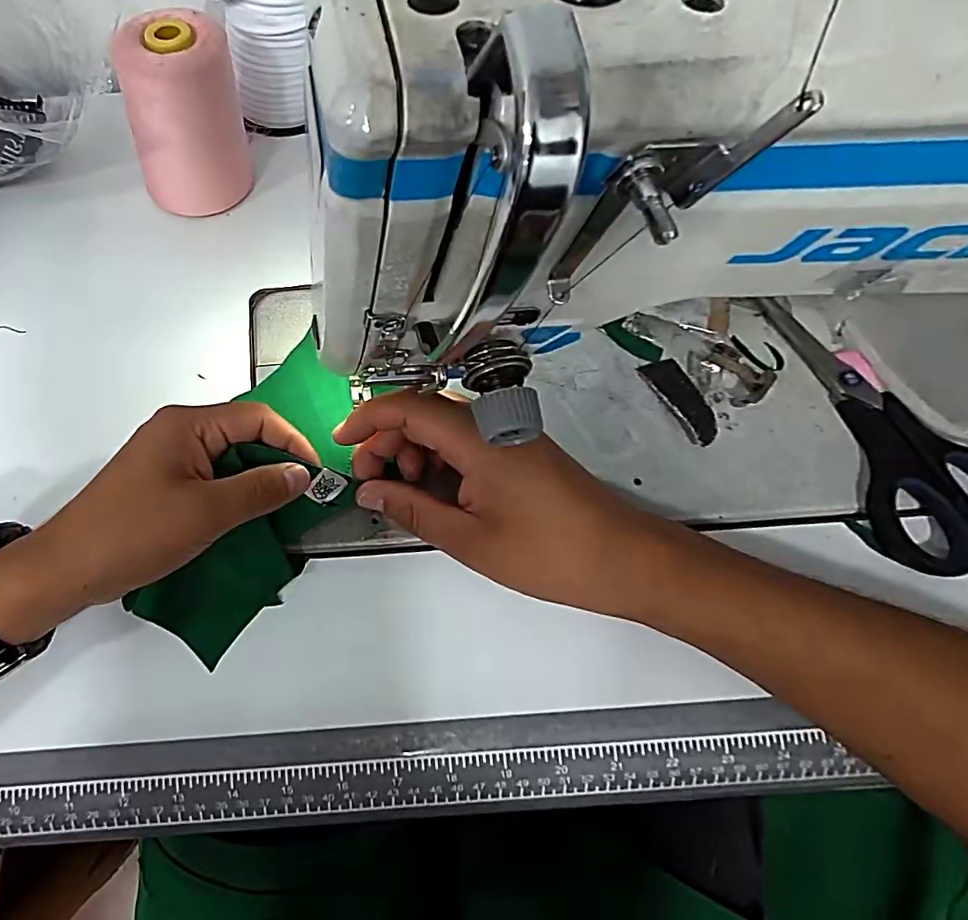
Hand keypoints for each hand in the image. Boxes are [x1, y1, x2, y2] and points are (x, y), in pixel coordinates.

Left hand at [0, 403, 316, 640]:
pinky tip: (245, 519)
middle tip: (300, 495)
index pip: (257, 416)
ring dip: (254, 482)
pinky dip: (232, 495)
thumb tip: (299, 475)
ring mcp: (167, 456)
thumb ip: (259, 489)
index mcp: (186, 424)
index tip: (313, 473)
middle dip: (275, 462)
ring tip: (277, 511)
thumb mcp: (207, 513)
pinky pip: (210, 478)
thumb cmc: (130, 534)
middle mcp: (177, 431)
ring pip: (228, 459)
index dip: (291, 442)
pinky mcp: (162, 481)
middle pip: (243, 434)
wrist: (68, 568)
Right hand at [335, 391, 681, 617]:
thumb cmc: (555, 552)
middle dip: (388, 442)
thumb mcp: (468, 538)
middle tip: (372, 480)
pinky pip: (465, 442)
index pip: (408, 408)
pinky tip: (436, 495)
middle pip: (422, 413)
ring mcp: (509, 433)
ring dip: (414, 453)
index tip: (343, 442)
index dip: (367, 419)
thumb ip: (412, 509)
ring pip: (442, 427)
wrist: (624, 558)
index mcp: (479, 438)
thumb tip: (372, 492)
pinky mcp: (518, 448)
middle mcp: (493, 424)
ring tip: (406, 494)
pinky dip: (440, 462)